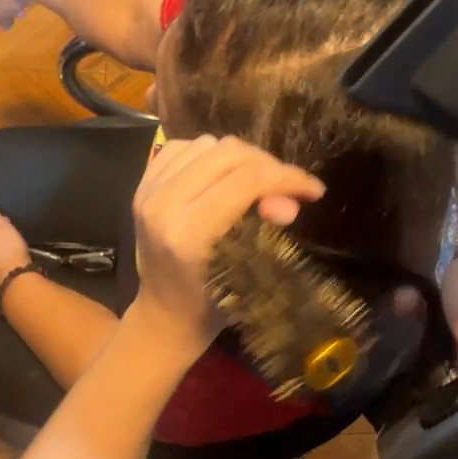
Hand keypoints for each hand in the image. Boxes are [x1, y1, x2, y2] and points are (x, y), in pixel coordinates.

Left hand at [129, 135, 323, 353]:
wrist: (163, 314)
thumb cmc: (211, 305)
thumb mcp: (247, 274)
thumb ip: (267, 229)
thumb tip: (290, 200)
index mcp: (188, 234)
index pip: (247, 181)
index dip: (288, 178)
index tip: (314, 189)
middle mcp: (163, 205)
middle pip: (229, 154)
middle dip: (270, 165)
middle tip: (291, 188)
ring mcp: (148, 190)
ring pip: (209, 144)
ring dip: (242, 159)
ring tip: (261, 183)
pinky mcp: (142, 184)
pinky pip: (185, 146)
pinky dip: (212, 154)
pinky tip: (226, 175)